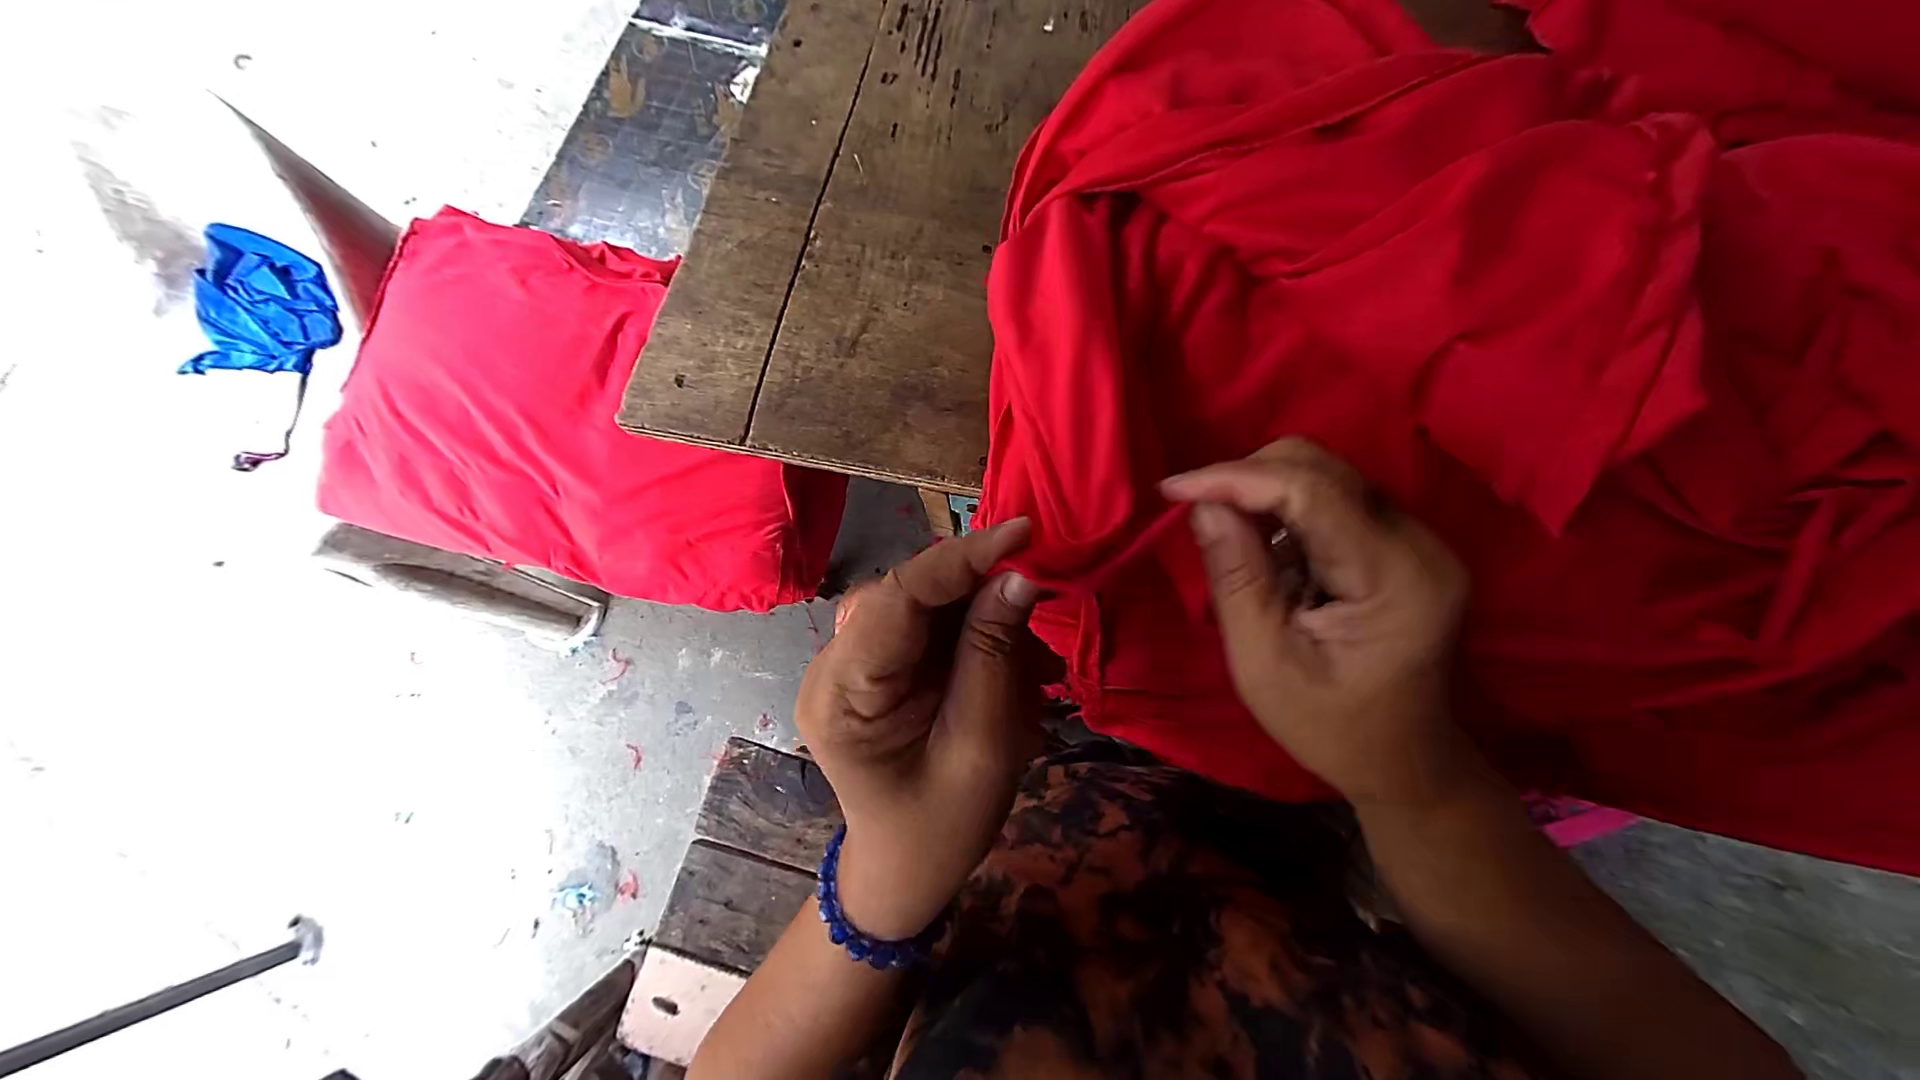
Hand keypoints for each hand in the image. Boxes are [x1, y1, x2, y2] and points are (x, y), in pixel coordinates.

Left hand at [793, 518, 1045, 939]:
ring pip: (925, 603)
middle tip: (1041, 600)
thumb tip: (1019, 576)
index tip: (1024, 531)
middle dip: (980, 588)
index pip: (897, 598)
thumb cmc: (942, 829)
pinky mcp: (877, 664)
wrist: (906, 869)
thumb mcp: (982, 748)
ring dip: (985, 614)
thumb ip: (994, 656)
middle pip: (910, 593)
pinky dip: (977, 633)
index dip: (961, 557)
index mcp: (842, 692)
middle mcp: (835, 663)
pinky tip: (1013, 665)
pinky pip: (929, 626)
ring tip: (1032, 662)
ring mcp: (853, 661)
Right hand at [1161, 439, 1476, 807]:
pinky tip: (1268, 554)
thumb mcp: (1262, 662)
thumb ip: (1235, 577)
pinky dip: (1283, 511)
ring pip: (1325, 475)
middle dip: (1247, 478)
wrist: (1403, 761)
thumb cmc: (1329, 726)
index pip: (1312, 492)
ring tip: (1233, 543)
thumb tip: (1203, 506)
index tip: (1171, 489)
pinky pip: (1332, 499)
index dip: (1234, 478)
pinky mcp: (1401, 544)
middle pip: (1322, 469)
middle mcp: (1420, 544)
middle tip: (1197, 514)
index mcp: (1395, 579)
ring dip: (1263, 494)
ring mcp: (1417, 540)